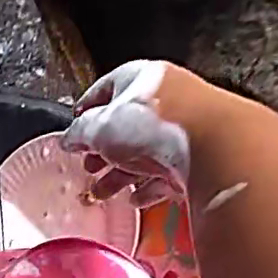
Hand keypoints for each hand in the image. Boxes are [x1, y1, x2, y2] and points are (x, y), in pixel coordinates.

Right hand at [62, 60, 201, 206]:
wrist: (209, 148)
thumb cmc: (151, 127)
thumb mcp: (98, 127)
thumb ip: (78, 133)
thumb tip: (68, 139)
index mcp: (140, 79)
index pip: (105, 89)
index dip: (85, 110)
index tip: (73, 129)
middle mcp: (163, 99)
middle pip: (123, 127)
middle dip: (101, 151)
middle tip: (87, 167)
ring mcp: (180, 129)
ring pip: (141, 155)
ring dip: (118, 176)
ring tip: (101, 192)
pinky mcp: (193, 158)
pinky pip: (163, 175)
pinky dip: (145, 188)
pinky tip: (134, 199)